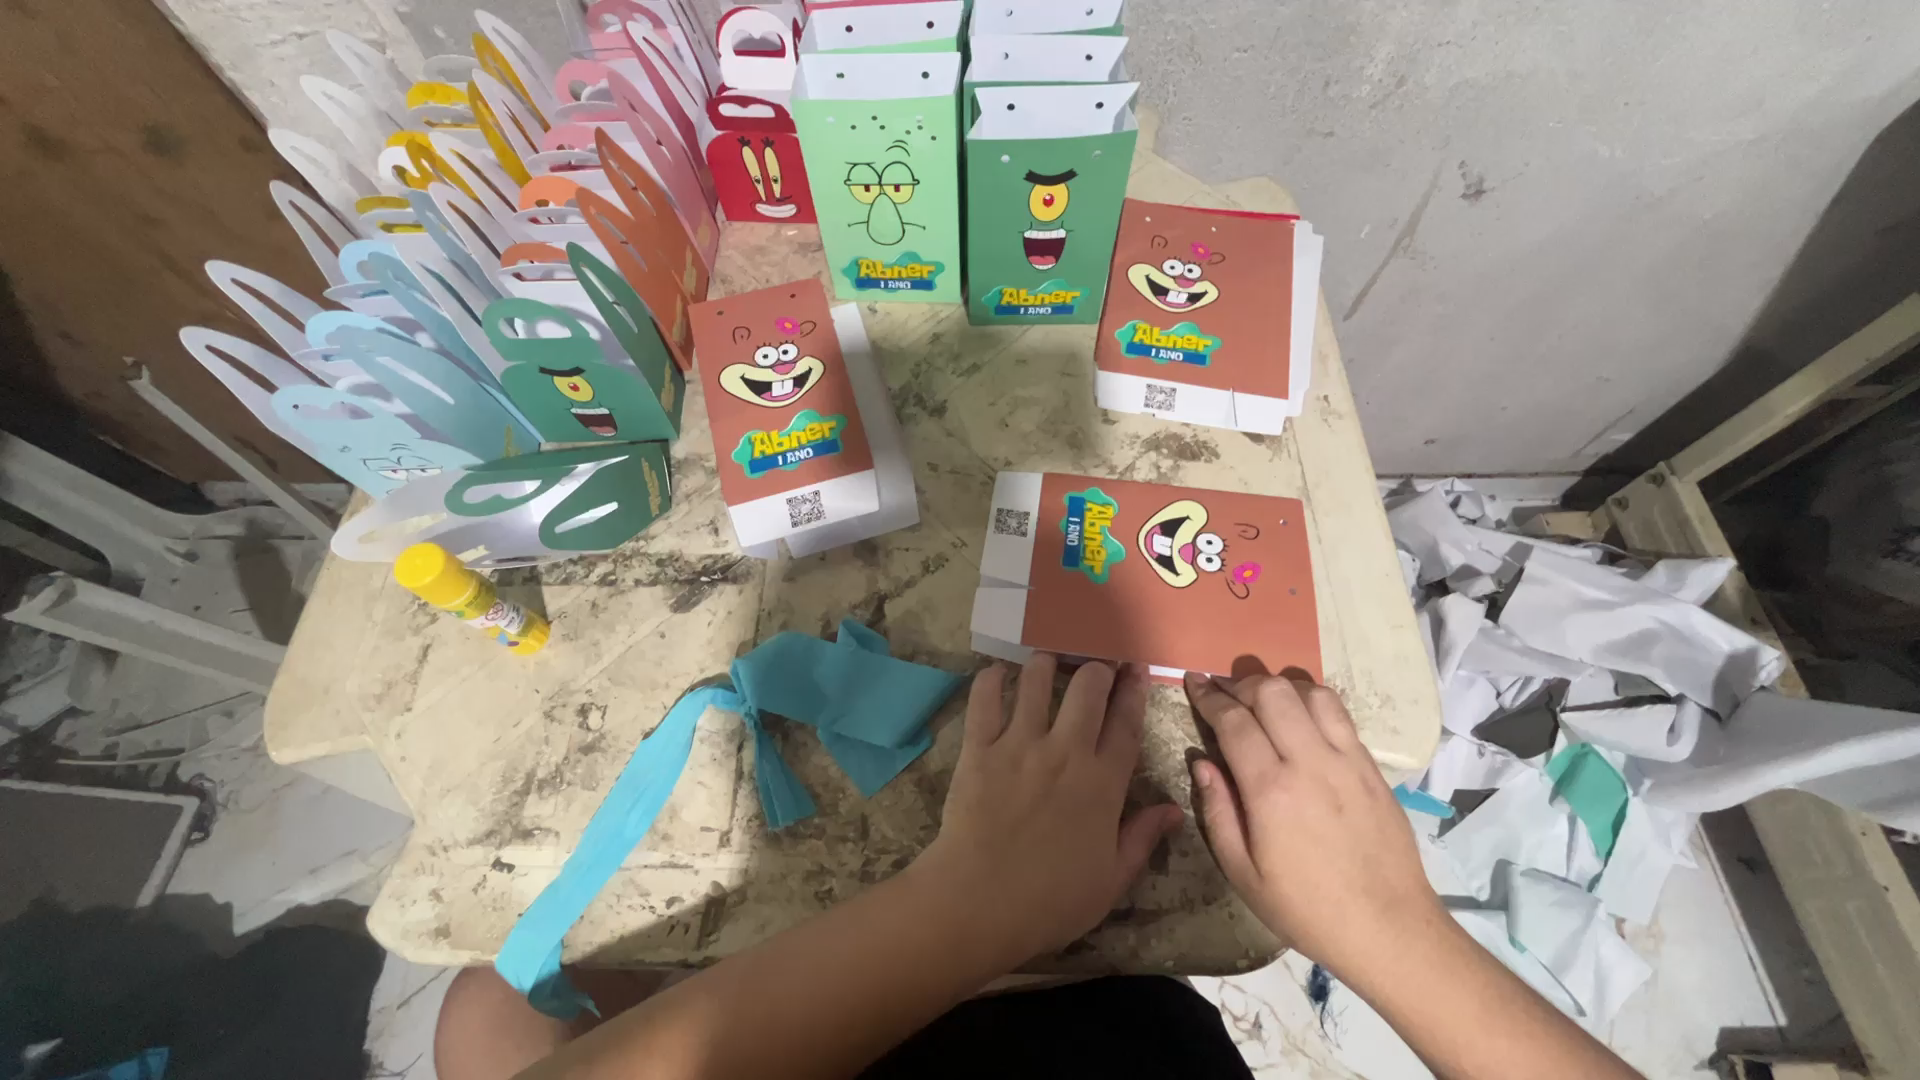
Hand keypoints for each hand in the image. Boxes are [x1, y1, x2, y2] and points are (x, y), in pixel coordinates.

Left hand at [915, 654, 1185, 967]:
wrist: (979, 902)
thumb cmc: (1050, 900)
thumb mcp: (1111, 880)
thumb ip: (1143, 838)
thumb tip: (1175, 809)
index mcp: (1103, 784)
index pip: (1126, 722)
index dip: (1134, 690)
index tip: (1136, 667)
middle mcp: (1066, 752)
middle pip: (1088, 687)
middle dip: (1096, 666)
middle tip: (1095, 662)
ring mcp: (1020, 744)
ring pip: (1038, 680)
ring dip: (1046, 663)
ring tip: (1049, 659)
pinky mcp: (979, 747)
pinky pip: (986, 698)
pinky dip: (992, 679)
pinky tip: (998, 673)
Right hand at [1184, 672, 1445, 977]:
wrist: (1390, 930)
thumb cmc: (1305, 908)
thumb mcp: (1241, 872)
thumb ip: (1216, 810)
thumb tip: (1202, 762)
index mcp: (1271, 790)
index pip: (1233, 720)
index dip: (1208, 696)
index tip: (1192, 682)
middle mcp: (1310, 763)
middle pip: (1271, 692)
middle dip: (1240, 684)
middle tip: (1224, 695)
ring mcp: (1347, 761)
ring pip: (1310, 692)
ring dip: (1279, 687)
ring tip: (1262, 702)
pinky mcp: (1371, 767)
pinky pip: (1340, 713)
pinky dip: (1312, 701)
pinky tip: (1299, 717)